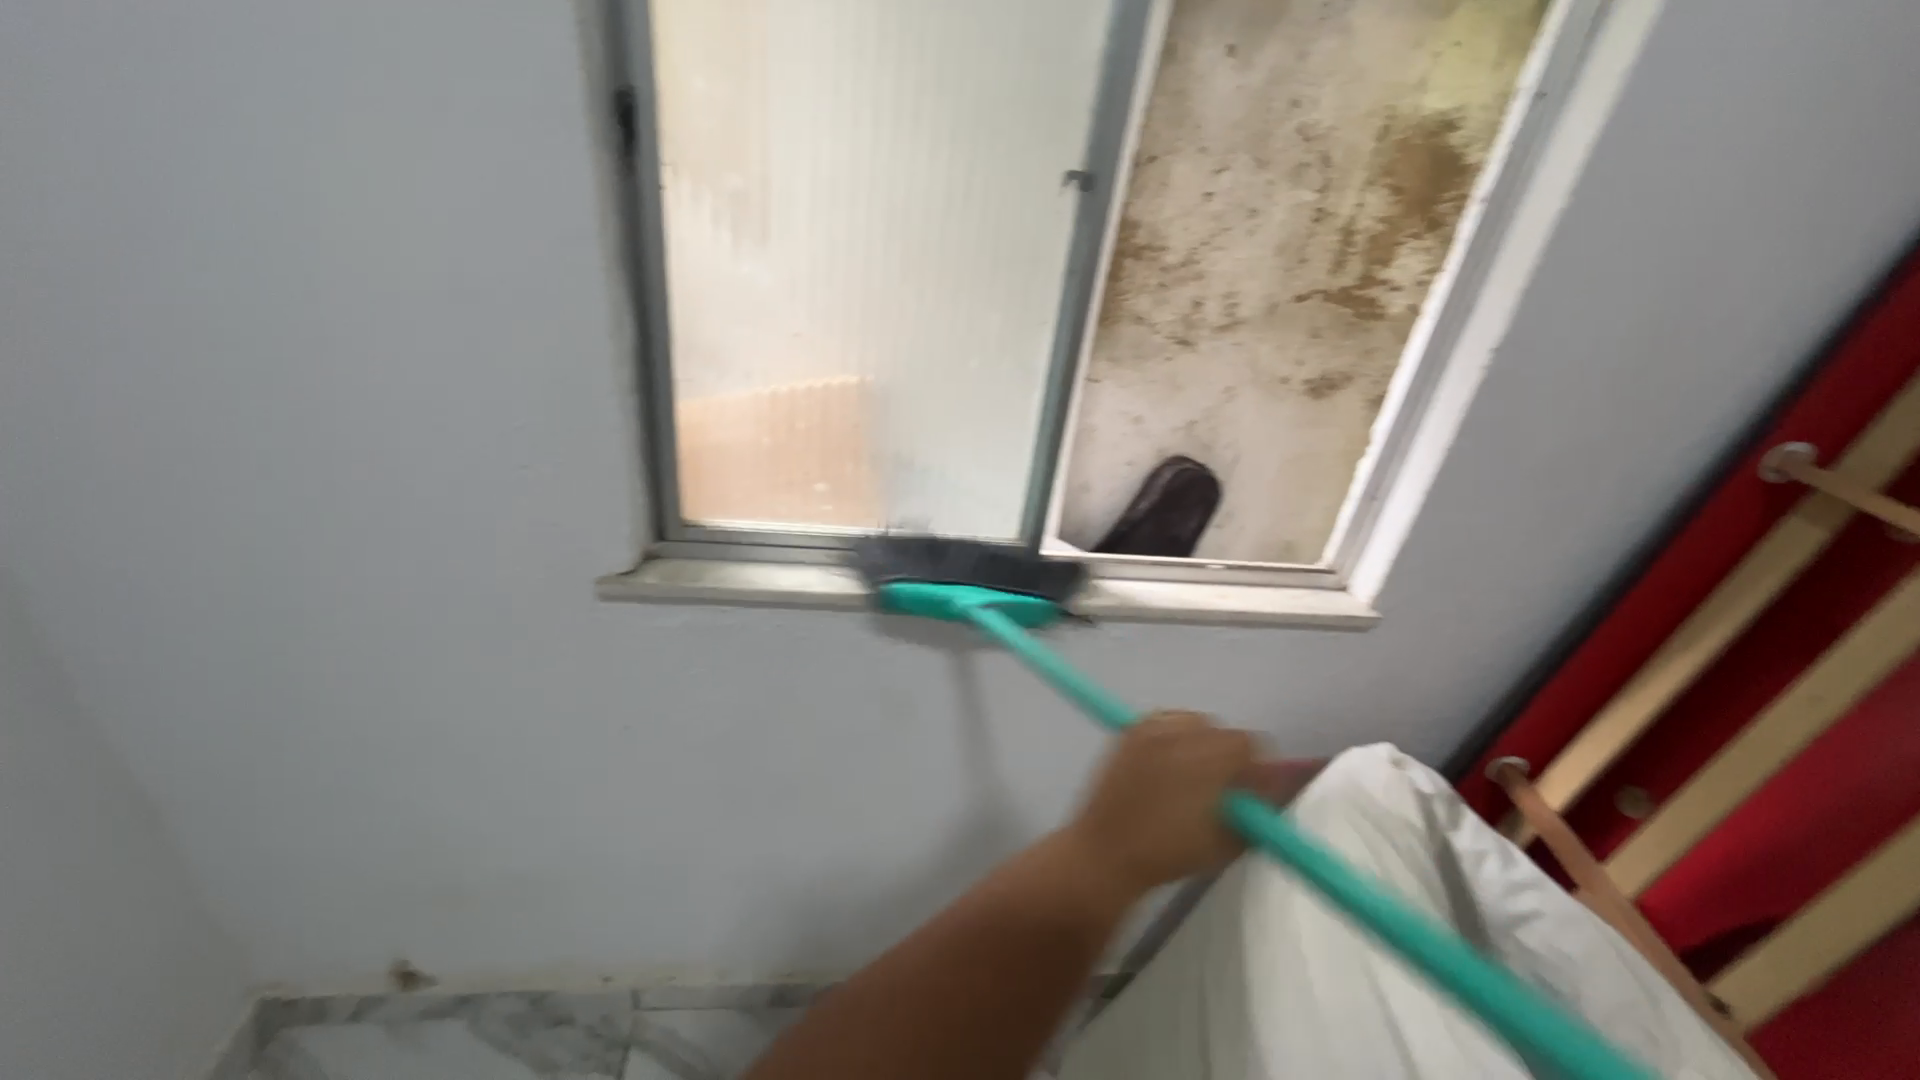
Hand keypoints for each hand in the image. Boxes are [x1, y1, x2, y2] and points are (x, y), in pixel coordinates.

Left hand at [1061, 710, 1264, 895]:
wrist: (1104, 852)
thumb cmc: (1168, 854)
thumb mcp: (1227, 841)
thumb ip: (1258, 809)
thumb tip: (1273, 785)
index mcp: (1207, 759)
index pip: (1250, 744)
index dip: (1255, 767)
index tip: (1251, 791)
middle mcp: (1179, 734)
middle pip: (1222, 730)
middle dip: (1228, 755)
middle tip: (1221, 787)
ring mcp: (1149, 729)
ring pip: (1193, 722)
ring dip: (1201, 742)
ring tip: (1191, 776)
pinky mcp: (1128, 731)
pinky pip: (1163, 720)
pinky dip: (1172, 735)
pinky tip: (1167, 763)